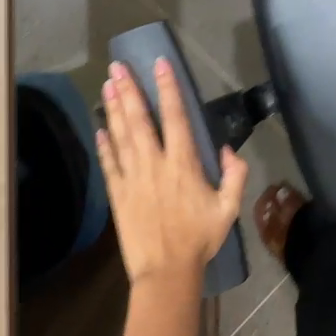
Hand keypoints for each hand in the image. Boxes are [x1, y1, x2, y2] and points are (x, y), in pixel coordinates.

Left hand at [97, 60, 249, 289]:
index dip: (168, 88)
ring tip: (107, 84)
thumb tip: (227, 150)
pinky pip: (109, 164)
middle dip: (129, 90)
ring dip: (115, 108)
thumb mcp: (229, 208)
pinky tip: (100, 127)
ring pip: (122, 136)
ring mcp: (133, 178)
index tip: (160, 64)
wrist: (166, 272)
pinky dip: (104, 144)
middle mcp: (155, 164)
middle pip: (140, 120)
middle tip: (117, 66)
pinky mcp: (118, 195)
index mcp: (183, 163)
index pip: (175, 116)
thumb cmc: (200, 238)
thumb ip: (234, 175)